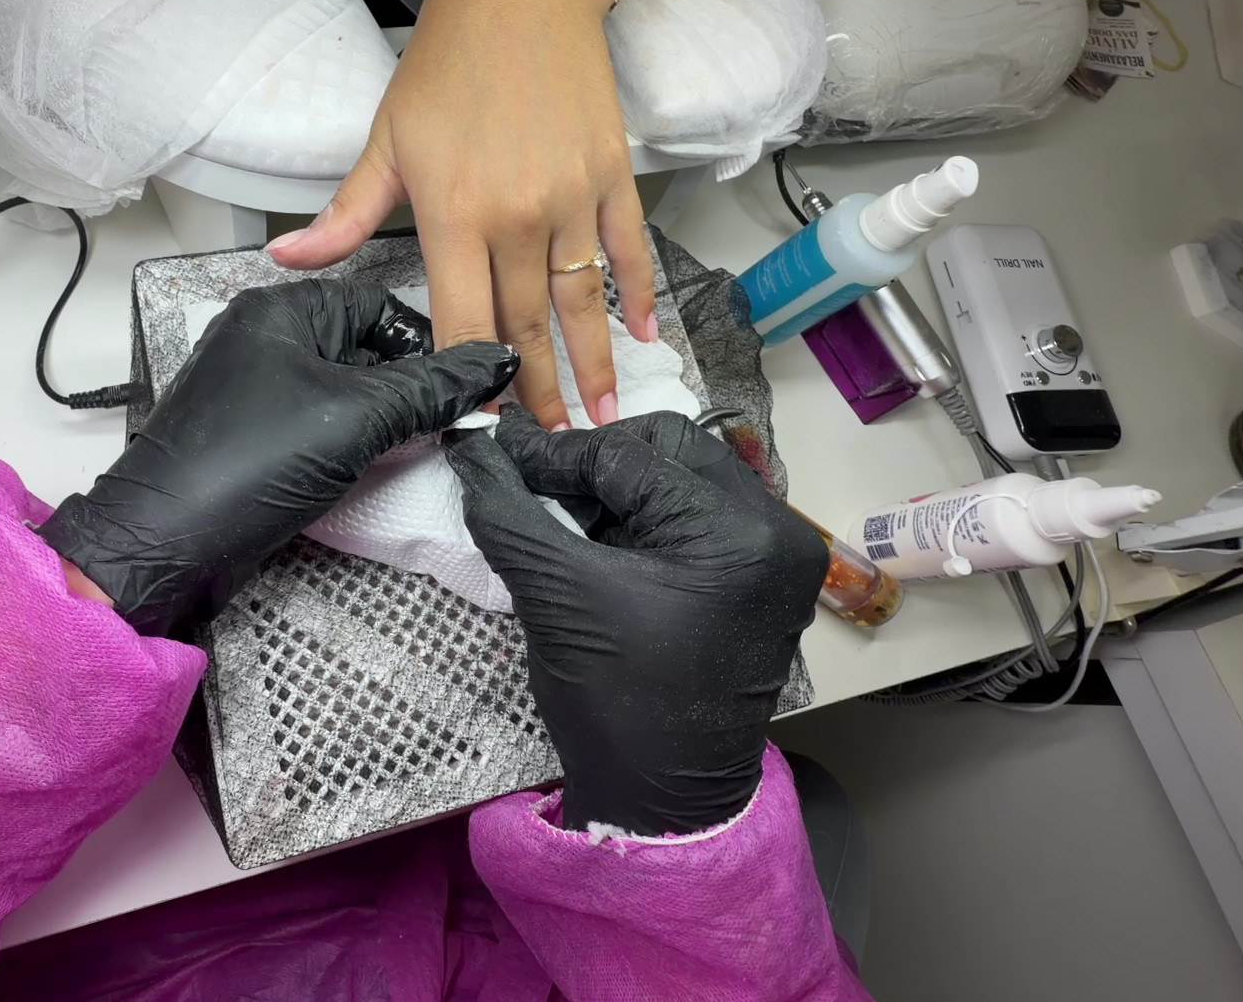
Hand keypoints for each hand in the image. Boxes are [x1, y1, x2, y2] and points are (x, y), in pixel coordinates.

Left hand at [41, 279, 518, 637]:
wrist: (170, 543)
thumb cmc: (253, 461)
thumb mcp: (355, 417)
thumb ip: (429, 389)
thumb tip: (495, 362)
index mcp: (281, 311)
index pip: (377, 306)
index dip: (426, 342)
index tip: (463, 385)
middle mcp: (265, 340)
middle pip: (362, 349)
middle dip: (406, 387)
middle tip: (446, 423)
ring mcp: (257, 391)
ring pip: (343, 392)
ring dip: (383, 419)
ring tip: (415, 446)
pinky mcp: (255, 435)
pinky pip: (319, 425)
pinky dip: (352, 441)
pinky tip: (374, 465)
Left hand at [266, 0, 660, 430]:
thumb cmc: (448, 68)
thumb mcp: (386, 142)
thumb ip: (344, 215)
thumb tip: (286, 256)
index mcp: (456, 217)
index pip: (461, 322)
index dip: (469, 380)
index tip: (482, 424)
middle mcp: (519, 218)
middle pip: (526, 327)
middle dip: (536, 392)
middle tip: (549, 441)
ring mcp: (573, 200)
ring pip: (581, 303)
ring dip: (592, 364)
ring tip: (602, 415)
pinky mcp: (612, 177)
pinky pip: (629, 249)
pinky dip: (639, 293)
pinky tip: (645, 333)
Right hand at [444, 406, 827, 835]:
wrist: (658, 798)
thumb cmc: (610, 696)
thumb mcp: (552, 592)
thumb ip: (505, 508)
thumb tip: (468, 445)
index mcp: (735, 532)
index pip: (625, 457)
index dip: (550, 453)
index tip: (493, 448)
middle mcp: (774, 530)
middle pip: (667, 450)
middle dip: (593, 460)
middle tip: (537, 484)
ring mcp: (773, 556)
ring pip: (681, 476)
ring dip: (617, 484)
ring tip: (563, 511)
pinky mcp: (756, 579)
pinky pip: (693, 514)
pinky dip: (640, 514)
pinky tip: (597, 535)